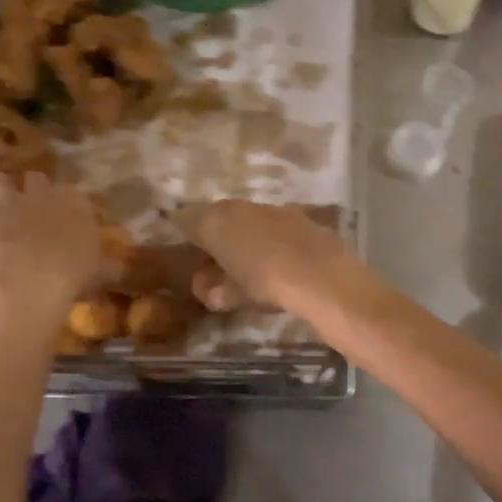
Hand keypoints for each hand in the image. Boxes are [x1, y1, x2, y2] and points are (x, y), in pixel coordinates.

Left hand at [0, 174, 107, 306]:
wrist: (34, 279)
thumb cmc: (75, 274)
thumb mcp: (101, 271)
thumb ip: (108, 264)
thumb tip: (121, 268)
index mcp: (74, 201)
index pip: (71, 191)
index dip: (66, 201)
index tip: (65, 214)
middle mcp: (41, 192)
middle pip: (34, 177)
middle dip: (31, 188)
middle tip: (30, 205)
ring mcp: (8, 201)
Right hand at [174, 201, 357, 311]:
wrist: (321, 274)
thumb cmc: (265, 284)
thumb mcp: (232, 294)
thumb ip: (214, 289)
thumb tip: (206, 287)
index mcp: (214, 222)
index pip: (185, 219)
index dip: (180, 231)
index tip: (181, 245)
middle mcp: (239, 207)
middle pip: (218, 215)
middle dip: (214, 232)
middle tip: (214, 255)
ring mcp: (271, 208)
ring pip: (247, 217)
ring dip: (244, 232)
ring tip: (247, 258)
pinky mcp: (299, 216)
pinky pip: (273, 224)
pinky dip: (270, 237)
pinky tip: (278, 257)